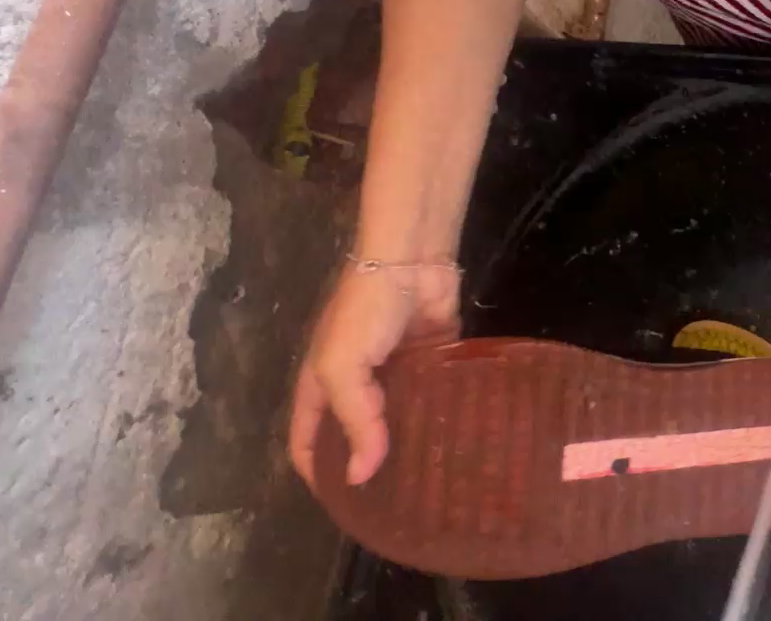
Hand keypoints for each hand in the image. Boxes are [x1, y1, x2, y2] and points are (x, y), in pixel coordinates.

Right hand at [289, 263, 460, 487]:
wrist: (411, 261)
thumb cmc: (364, 312)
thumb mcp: (343, 368)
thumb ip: (354, 419)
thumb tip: (361, 477)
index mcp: (322, 386)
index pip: (310, 443)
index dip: (320, 474)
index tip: (345, 509)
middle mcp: (359, 382)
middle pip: (360, 433)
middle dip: (373, 463)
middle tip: (402, 502)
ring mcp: (399, 369)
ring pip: (403, 416)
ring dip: (414, 440)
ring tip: (437, 476)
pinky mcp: (433, 355)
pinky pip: (435, 391)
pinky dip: (443, 411)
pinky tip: (460, 435)